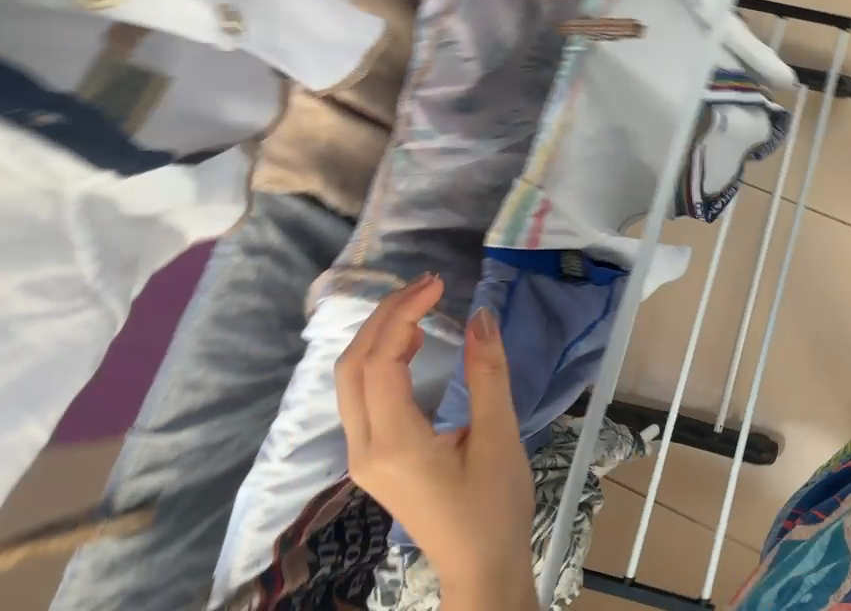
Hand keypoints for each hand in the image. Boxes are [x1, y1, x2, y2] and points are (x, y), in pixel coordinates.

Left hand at [336, 275, 535, 607]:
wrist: (481, 565)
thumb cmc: (494, 505)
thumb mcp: (499, 436)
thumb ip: (488, 374)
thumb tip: (480, 315)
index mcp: (394, 442)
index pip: (380, 361)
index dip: (403, 315)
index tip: (438, 285)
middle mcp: (365, 447)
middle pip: (352, 366)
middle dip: (384, 317)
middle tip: (428, 287)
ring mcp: (364, 455)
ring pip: (351, 380)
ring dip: (380, 336)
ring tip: (422, 306)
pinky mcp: (374, 458)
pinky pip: (362, 396)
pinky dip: (382, 359)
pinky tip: (413, 345)